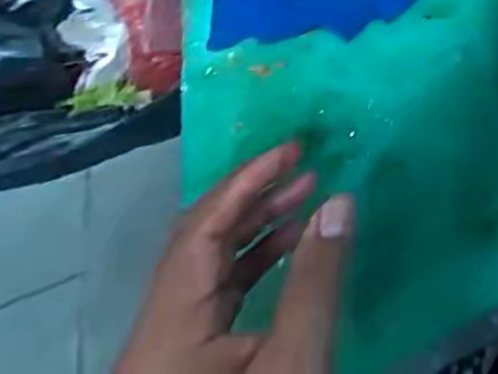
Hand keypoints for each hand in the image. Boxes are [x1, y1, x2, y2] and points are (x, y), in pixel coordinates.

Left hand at [116, 143, 354, 373]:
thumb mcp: (295, 359)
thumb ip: (317, 277)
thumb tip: (340, 200)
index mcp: (168, 328)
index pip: (201, 229)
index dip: (246, 180)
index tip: (295, 146)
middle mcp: (158, 332)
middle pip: (197, 242)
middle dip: (253, 196)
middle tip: (305, 161)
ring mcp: (168, 351)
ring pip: (206, 267)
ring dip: (256, 224)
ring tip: (308, 193)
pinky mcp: (187, 364)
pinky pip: (217, 292)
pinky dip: (255, 259)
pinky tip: (291, 245)